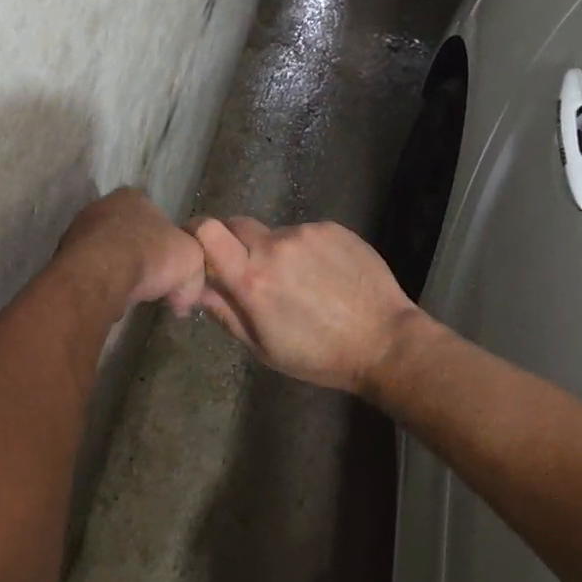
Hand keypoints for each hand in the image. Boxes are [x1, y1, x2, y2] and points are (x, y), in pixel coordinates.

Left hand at [56, 189, 205, 314]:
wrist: (100, 271)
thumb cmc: (150, 254)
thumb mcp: (191, 262)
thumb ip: (194, 276)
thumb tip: (185, 300)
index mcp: (134, 197)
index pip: (157, 217)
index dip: (169, 245)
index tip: (174, 271)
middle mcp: (104, 205)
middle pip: (131, 234)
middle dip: (144, 259)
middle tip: (155, 286)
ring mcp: (80, 229)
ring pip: (109, 252)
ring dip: (120, 271)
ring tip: (131, 297)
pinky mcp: (65, 254)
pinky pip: (91, 270)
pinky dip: (101, 283)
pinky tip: (110, 299)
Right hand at [191, 217, 422, 396]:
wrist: (386, 343)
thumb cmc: (319, 356)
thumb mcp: (262, 347)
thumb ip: (225, 312)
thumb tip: (197, 288)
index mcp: (251, 279)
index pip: (207, 231)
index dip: (195, 232)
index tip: (196, 244)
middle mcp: (273, 247)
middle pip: (235, 225)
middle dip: (233, 243)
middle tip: (249, 270)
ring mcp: (304, 233)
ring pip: (273, 234)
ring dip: (274, 251)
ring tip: (300, 282)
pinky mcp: (331, 228)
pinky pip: (304, 233)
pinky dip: (305, 250)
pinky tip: (324, 276)